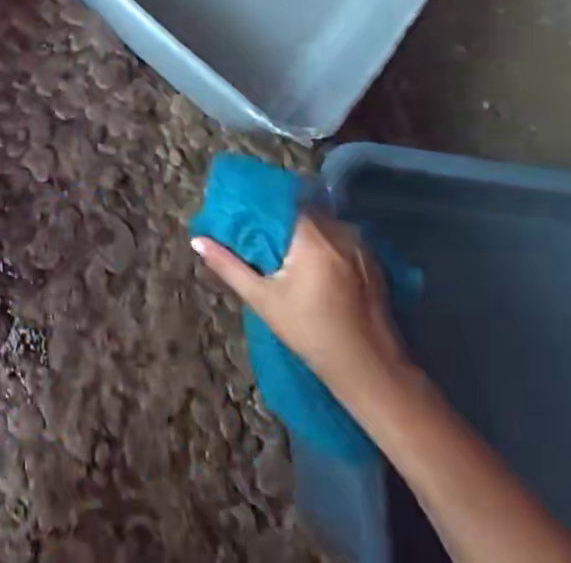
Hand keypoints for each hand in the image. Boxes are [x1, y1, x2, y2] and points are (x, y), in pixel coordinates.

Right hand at [193, 215, 414, 404]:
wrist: (369, 368)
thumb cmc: (310, 333)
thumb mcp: (263, 300)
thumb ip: (228, 265)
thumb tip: (197, 241)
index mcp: (312, 238)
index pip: (281, 202)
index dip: (259, 204)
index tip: (241, 213)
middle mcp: (340, 233)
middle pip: (303, 210)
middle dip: (280, 218)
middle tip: (259, 233)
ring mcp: (361, 246)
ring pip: (324, 223)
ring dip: (303, 230)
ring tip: (283, 249)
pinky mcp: (373, 260)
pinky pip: (341, 237)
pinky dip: (324, 242)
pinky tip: (312, 264)